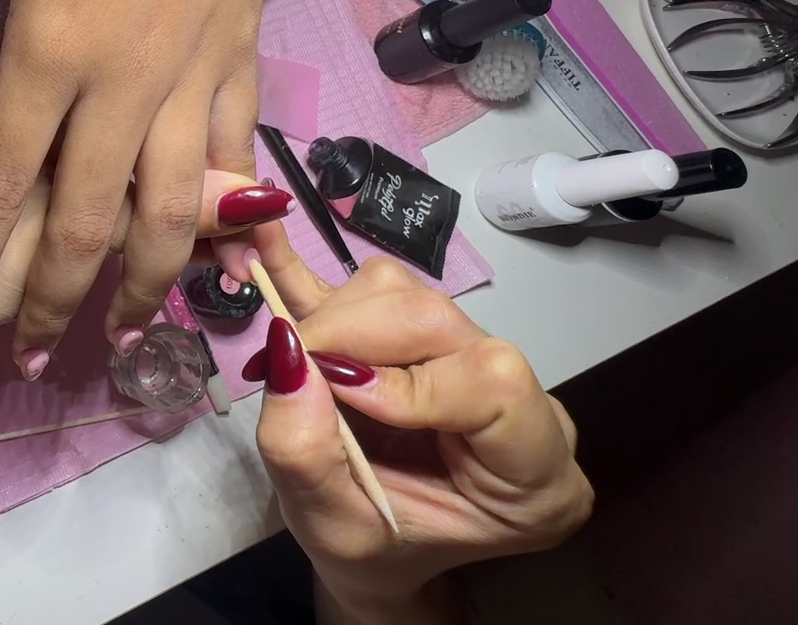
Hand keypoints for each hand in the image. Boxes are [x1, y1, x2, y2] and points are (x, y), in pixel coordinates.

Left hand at [0, 0, 326, 377]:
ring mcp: (196, 70)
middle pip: (88, 220)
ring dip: (147, 280)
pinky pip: (237, 149)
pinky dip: (224, 208)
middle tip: (27, 356)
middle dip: (54, 299)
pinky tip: (213, 247)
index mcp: (51, 46)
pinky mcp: (244, 50)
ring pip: (175, 210)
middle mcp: (125, 79)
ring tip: (124, 331)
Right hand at [243, 230, 593, 623]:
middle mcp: (520, 405)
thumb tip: (286, 352)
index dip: (404, 376)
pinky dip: (313, 273)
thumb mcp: (329, 525)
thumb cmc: (368, 553)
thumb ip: (305, 450)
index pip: (492, 382)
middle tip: (289, 363)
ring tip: (299, 358)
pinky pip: (374, 286)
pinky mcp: (423, 333)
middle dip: (348, 331)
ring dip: (334, 315)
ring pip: (404, 293)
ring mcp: (471, 358)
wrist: (375, 547)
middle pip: (438, 319)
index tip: (330, 387)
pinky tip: (264, 244)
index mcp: (533, 476)